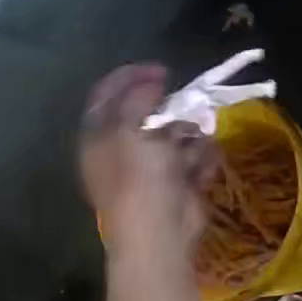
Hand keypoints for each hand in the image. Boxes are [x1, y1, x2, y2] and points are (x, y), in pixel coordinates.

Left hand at [79, 64, 217, 258]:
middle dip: (171, 111)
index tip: (162, 70)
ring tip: (193, 147)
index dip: (132, 76)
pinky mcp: (180, 182)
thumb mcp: (132, 129)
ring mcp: (153, 166)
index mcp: (100, 134)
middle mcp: (123, 147)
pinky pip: (195, 159)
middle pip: (149, 114)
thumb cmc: (138, 178)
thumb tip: (154, 80)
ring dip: (191, 137)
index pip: (109, 93)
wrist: (159, 230)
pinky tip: (200, 169)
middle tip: (187, 109)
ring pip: (178, 135)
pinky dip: (202, 160)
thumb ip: (140, 99)